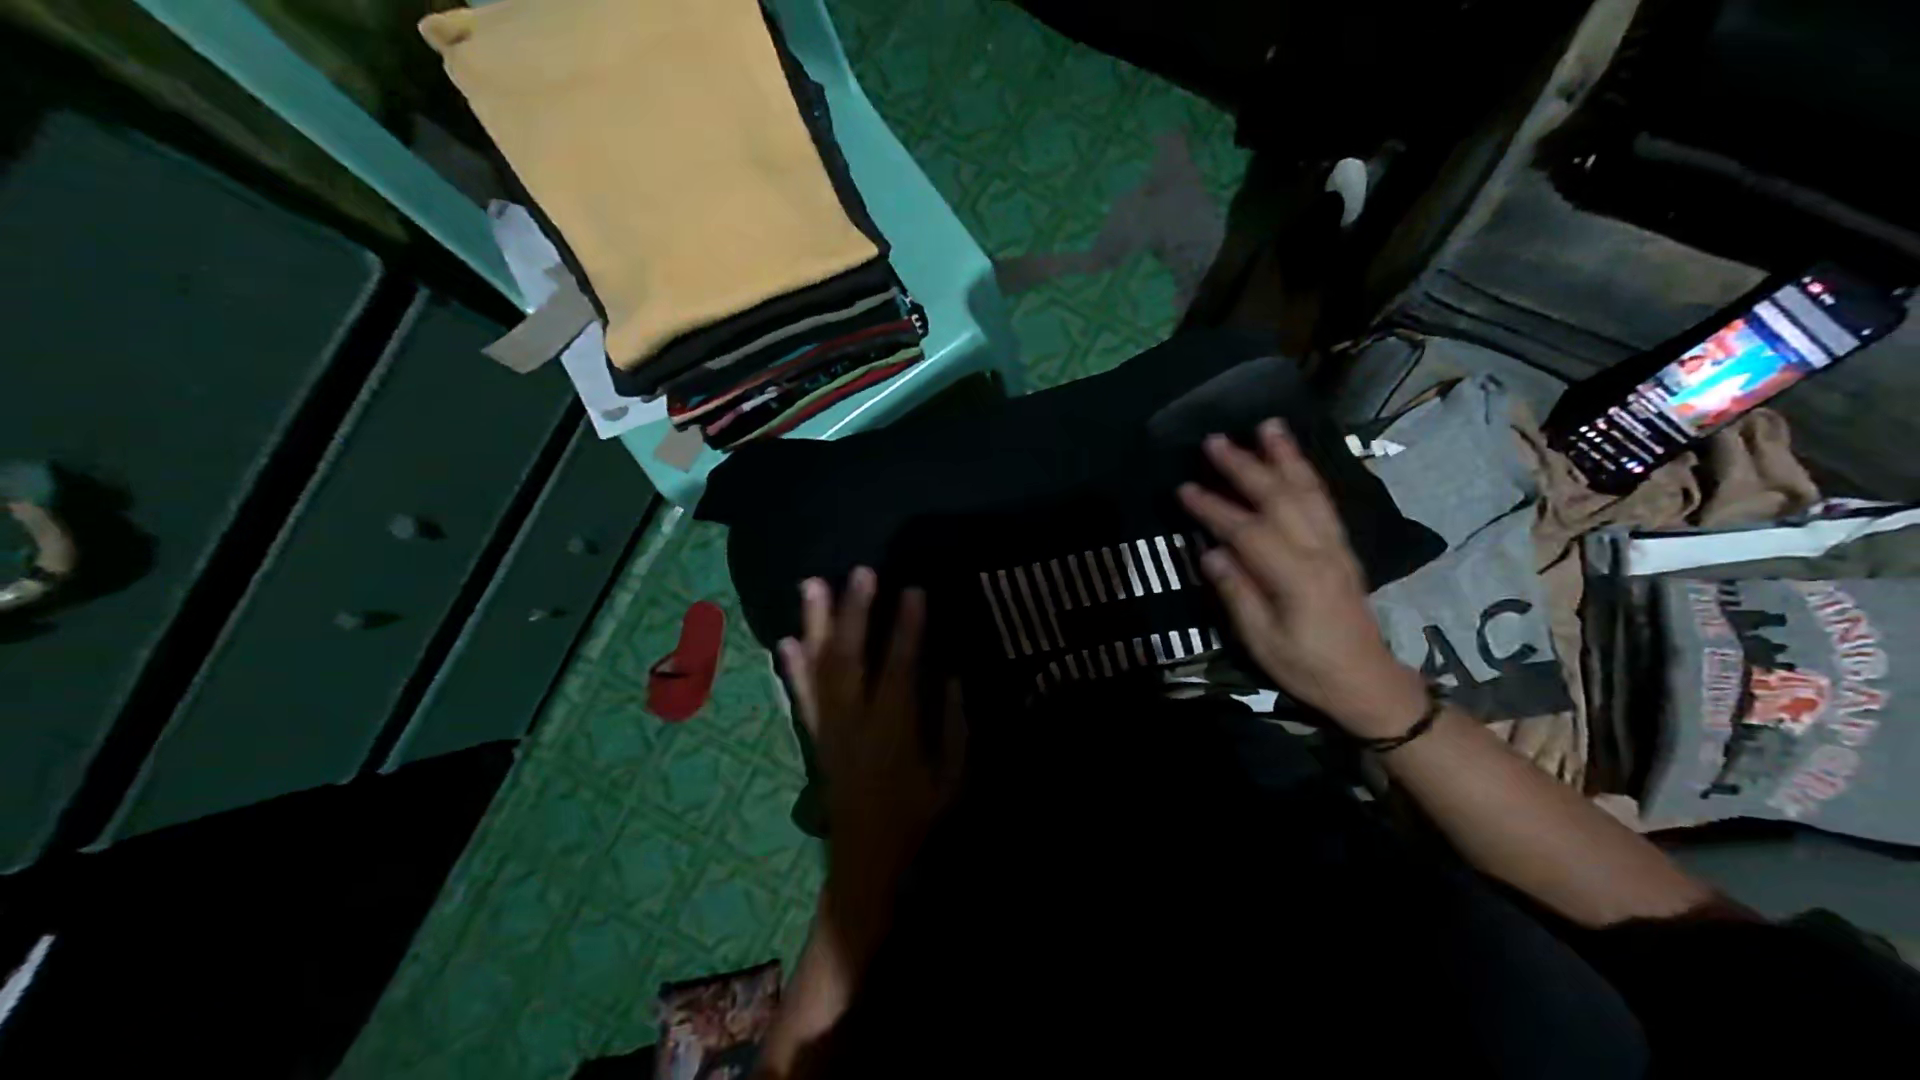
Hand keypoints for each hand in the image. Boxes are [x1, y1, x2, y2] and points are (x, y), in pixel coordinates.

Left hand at [779, 568, 965, 885]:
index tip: (914, 591)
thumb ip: (954, 726)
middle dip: (856, 612)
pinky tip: (785, 642)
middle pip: (852, 659)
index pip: (901, 669)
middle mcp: (855, 724)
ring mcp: (830, 730)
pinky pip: (801, 698)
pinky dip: (793, 668)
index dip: (908, 629)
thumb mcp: (952, 780)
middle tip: (861, 572)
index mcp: (894, 733)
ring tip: (812, 586)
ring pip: (820, 670)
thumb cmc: (918, 822)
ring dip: (817, 625)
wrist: (866, 863)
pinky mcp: (816, 738)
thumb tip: (953, 676)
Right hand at [1178, 420, 1427, 739]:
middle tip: (1215, 441)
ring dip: (1286, 456)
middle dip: (1245, 467)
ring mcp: (1336, 547)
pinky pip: (1324, 501)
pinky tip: (1295, 459)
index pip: (1247, 531)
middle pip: (1279, 498)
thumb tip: (1209, 552)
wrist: (1366, 681)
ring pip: (1309, 491)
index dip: (1213, 508)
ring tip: (1268, 425)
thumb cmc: (1307, 667)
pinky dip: (1308, 474)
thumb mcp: (1261, 641)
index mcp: (1296, 578)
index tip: (1184, 489)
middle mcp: (1320, 552)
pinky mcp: (1343, 548)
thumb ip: (1236, 594)